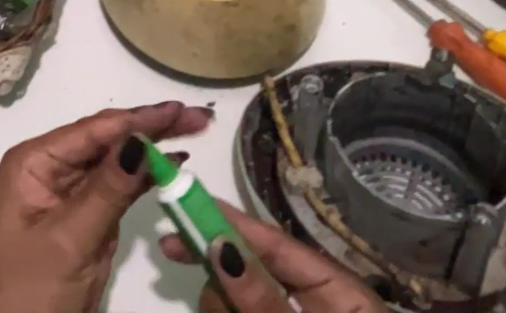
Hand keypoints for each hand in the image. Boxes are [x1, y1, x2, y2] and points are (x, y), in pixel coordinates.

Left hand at [0, 102, 211, 312]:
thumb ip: (107, 191)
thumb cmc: (28, 290)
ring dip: (153, 147)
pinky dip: (147, 178)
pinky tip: (173, 166)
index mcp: (35, 162)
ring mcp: (71, 194)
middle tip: (196, 116)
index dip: (136, 119)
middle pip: (106, 139)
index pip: (92, 132)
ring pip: (117, 161)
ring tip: (193, 130)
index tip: (177, 109)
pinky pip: (120, 189)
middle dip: (150, 126)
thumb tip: (140, 142)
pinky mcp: (88, 220)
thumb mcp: (68, 239)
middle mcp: (52, 168)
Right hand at [160, 199, 386, 311]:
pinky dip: (226, 312)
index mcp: (336, 291)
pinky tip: (220, 312)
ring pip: (236, 298)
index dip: (228, 218)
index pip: (274, 240)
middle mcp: (311, 302)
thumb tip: (219, 246)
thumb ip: (265, 302)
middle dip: (214, 264)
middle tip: (170, 251)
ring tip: (223, 312)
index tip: (182, 204)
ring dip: (221, 305)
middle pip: (249, 264)